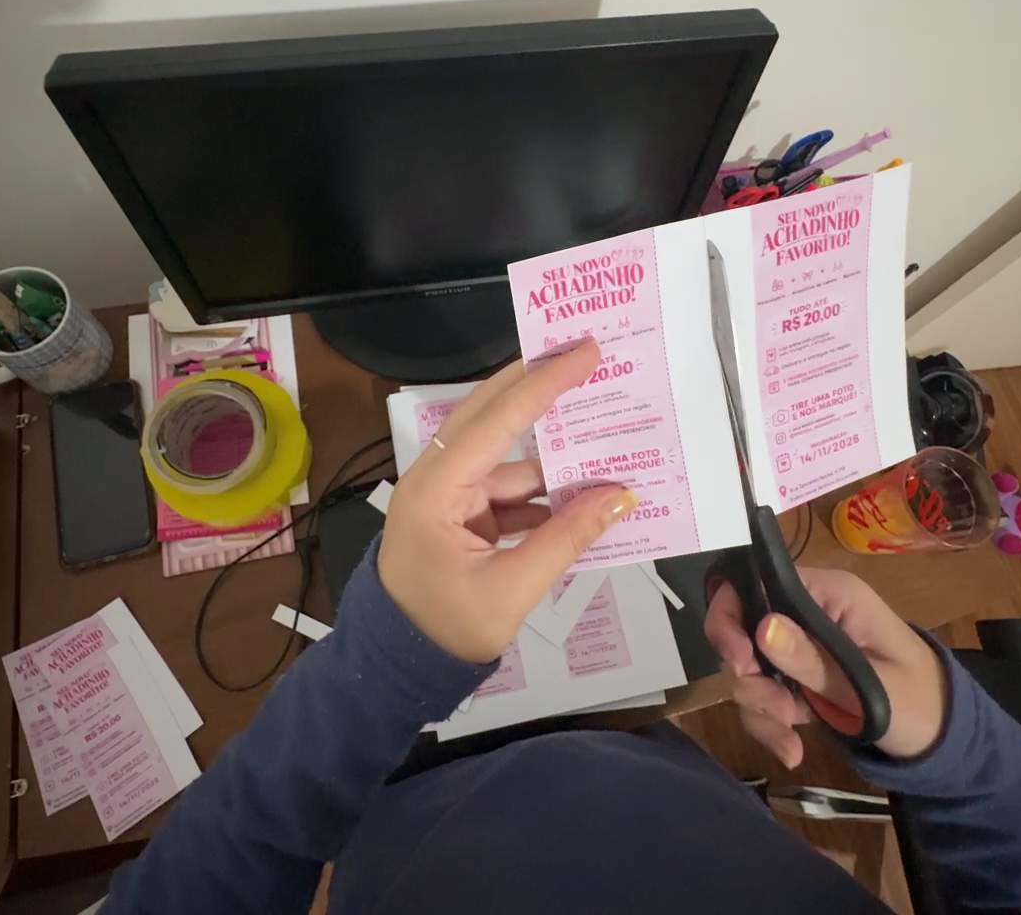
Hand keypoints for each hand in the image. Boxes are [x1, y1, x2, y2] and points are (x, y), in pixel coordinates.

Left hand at [380, 340, 638, 661]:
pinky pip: (511, 490)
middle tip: (587, 356)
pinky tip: (586, 494)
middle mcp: (439, 477)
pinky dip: (546, 493)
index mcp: (437, 487)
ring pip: (509, 459)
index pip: (498, 420)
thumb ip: (566, 538)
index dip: (544, 384)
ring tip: (605, 433)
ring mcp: (450, 495)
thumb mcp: (510, 589)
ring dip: (554, 455)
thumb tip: (621, 497)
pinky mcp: (463, 515)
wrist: (398, 668)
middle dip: (540, 387)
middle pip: (494, 417)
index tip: (585, 352)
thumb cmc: (445, 630)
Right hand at [704, 568, 946, 764]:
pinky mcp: (795, 675)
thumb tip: (762, 628)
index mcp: (829, 594)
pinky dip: (767, 723)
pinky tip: (791, 750)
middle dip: (750, 676)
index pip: (757, 581)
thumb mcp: (871, 688)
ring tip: (791, 739)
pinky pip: (760, 692)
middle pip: (743, 628)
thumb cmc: (922, 705)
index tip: (739, 661)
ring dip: (759, 706)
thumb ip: (815, 660)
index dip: (732, 615)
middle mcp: (807, 610)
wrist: (947, 746)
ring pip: (748, 667)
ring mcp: (799, 644)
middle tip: (777, 710)